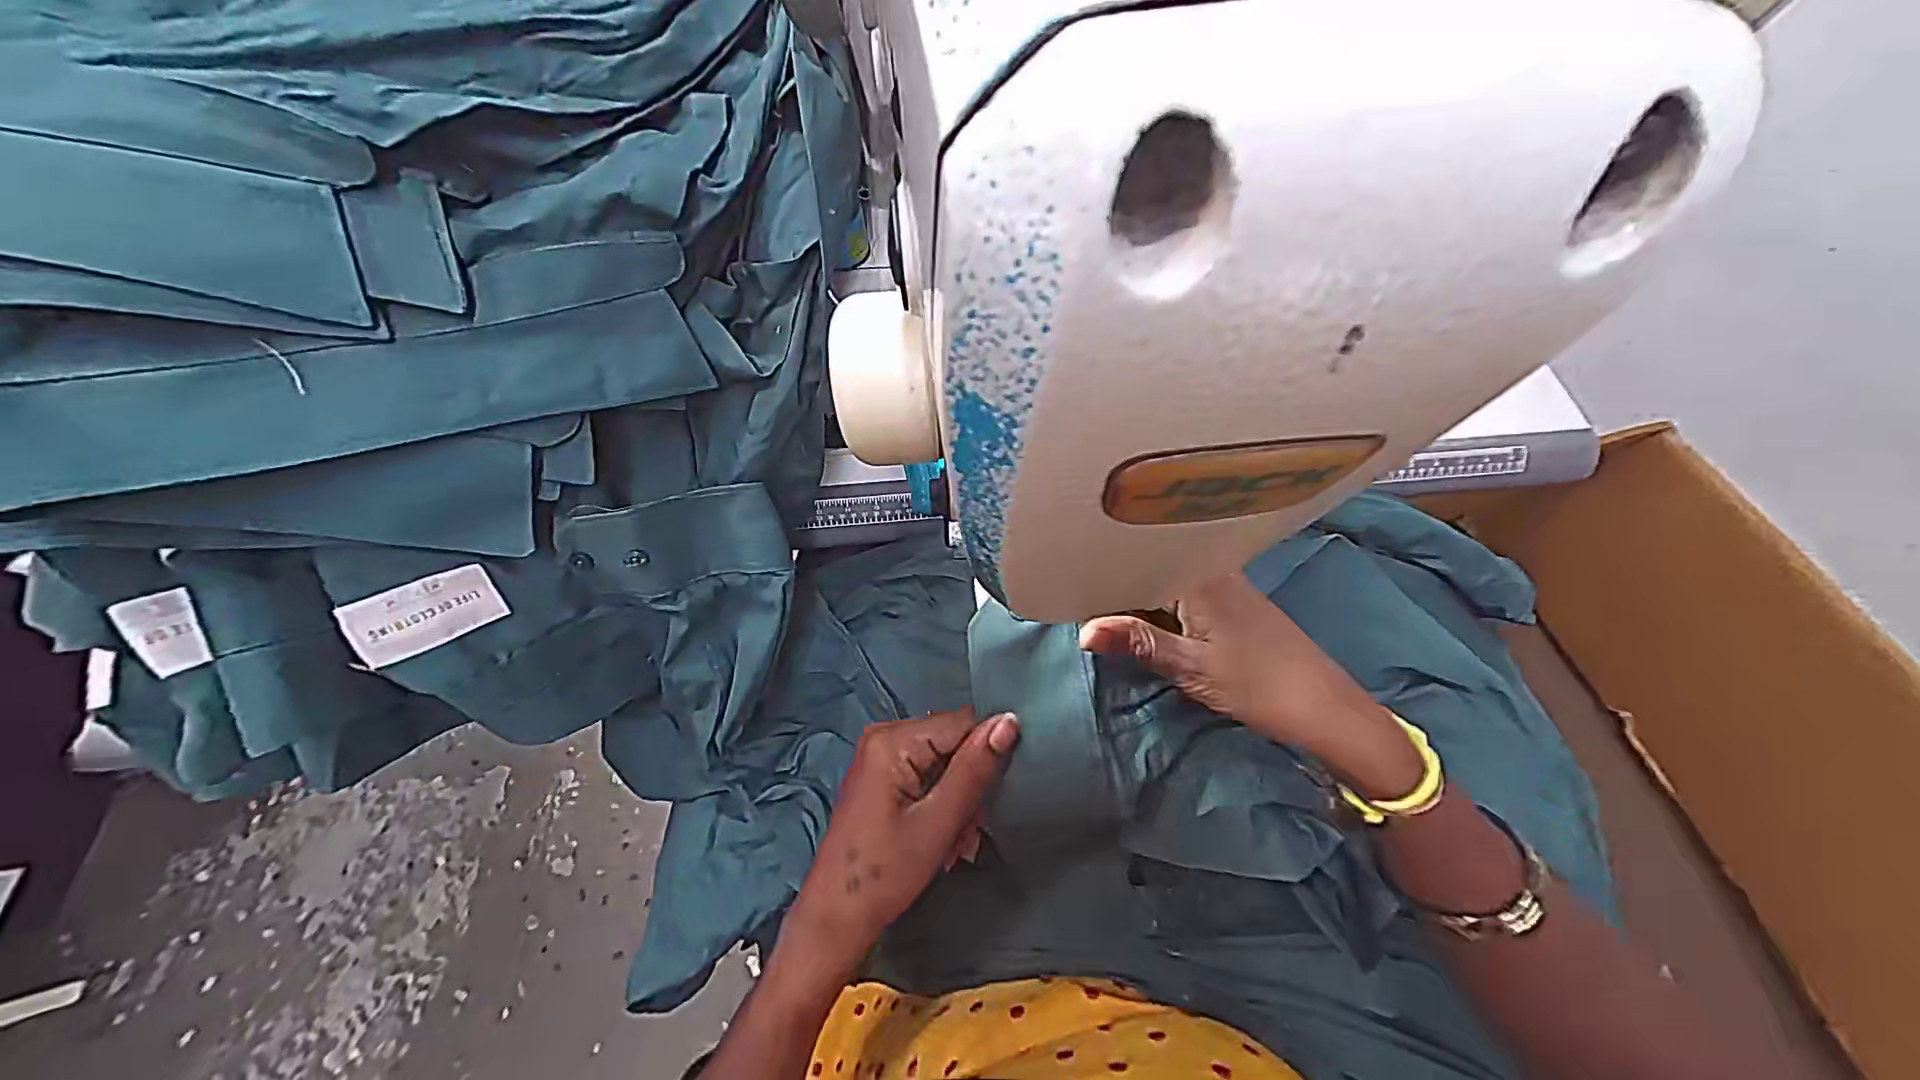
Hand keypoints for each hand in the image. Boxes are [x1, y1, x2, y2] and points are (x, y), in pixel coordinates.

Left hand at [789, 709, 1019, 963]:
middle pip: (954, 742)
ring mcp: (879, 754)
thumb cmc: (883, 874)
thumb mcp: (939, 822)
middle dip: (970, 785)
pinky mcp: (881, 773)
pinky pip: (927, 773)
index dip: (984, 758)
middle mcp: (882, 735)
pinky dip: (942, 802)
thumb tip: (1007, 722)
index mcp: (891, 740)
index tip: (982, 802)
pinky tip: (941, 836)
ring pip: (945, 761)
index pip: (964, 723)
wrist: (838, 916)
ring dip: (959, 800)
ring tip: (953, 841)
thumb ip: (975, 769)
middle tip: (966, 831)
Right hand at [1079, 574, 1421, 798]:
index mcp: (1200, 575)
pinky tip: (1139, 615)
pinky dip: (1157, 603)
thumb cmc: (1260, 684)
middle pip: (1150, 564)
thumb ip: (1138, 643)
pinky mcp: (1230, 604)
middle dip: (1114, 576)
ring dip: (1135, 591)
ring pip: (1165, 578)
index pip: (1138, 558)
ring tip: (1094, 596)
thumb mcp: (1192, 667)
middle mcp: (1212, 569)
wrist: (1327, 708)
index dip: (1102, 566)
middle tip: (1072, 584)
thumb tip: (1082, 631)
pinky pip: (1180, 591)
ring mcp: (1223, 585)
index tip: (1067, 573)